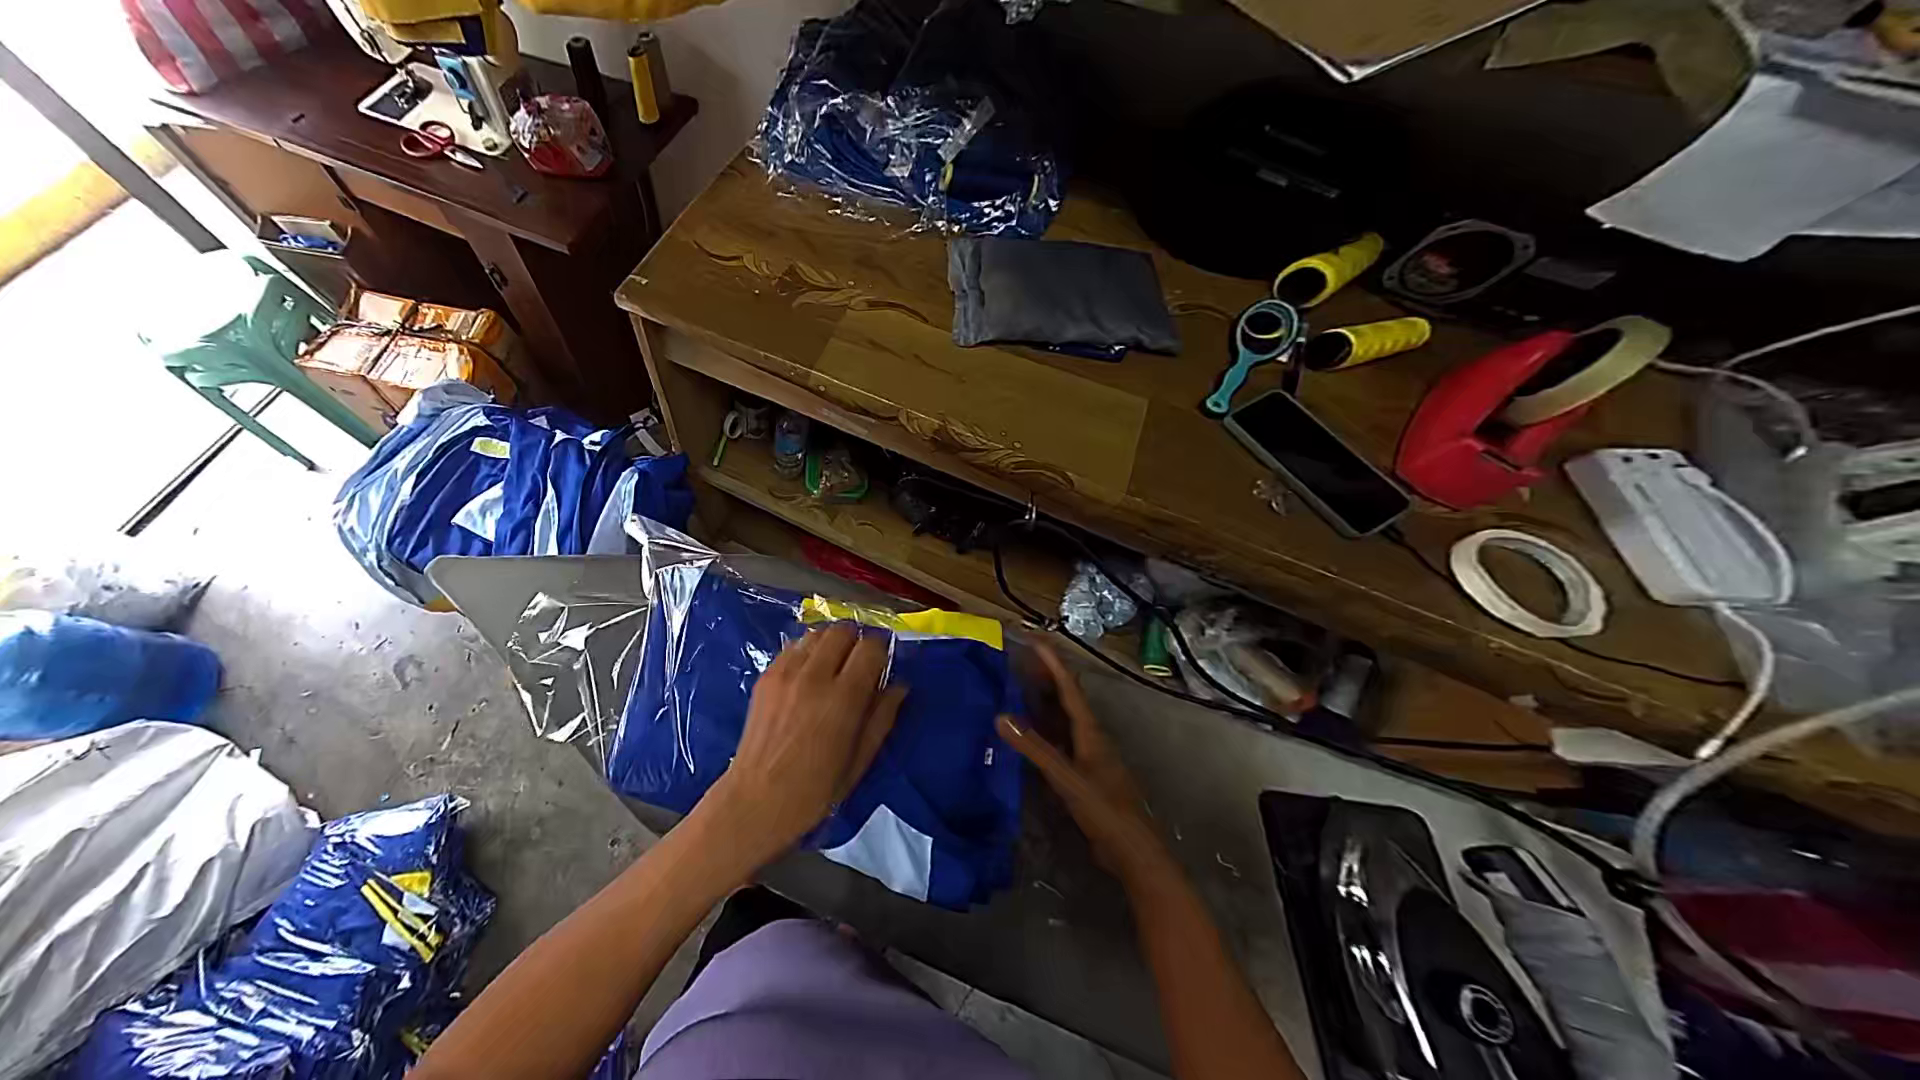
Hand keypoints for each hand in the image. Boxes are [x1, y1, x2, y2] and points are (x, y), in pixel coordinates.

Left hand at [702, 623, 906, 860]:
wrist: (755, 802)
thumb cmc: (815, 790)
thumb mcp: (860, 760)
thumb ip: (882, 717)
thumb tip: (899, 686)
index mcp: (843, 699)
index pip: (871, 648)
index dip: (882, 651)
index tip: (883, 665)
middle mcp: (814, 676)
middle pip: (843, 631)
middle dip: (857, 641)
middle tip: (861, 662)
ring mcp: (785, 673)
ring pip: (817, 633)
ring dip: (832, 642)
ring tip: (835, 665)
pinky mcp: (766, 677)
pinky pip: (793, 647)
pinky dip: (808, 651)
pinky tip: (809, 674)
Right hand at [998, 642, 1173, 884]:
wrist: (1132, 851)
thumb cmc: (1105, 810)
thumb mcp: (1067, 779)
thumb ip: (1035, 750)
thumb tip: (1001, 717)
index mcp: (1090, 732)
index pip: (1068, 687)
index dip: (1052, 662)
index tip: (1033, 640)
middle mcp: (1089, 738)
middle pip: (1063, 699)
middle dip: (1042, 677)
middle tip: (1015, 660)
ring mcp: (1086, 757)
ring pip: (1059, 721)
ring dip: (1040, 703)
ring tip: (1013, 689)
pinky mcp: (1081, 775)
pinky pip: (1056, 743)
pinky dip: (1039, 733)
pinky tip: (1023, 737)